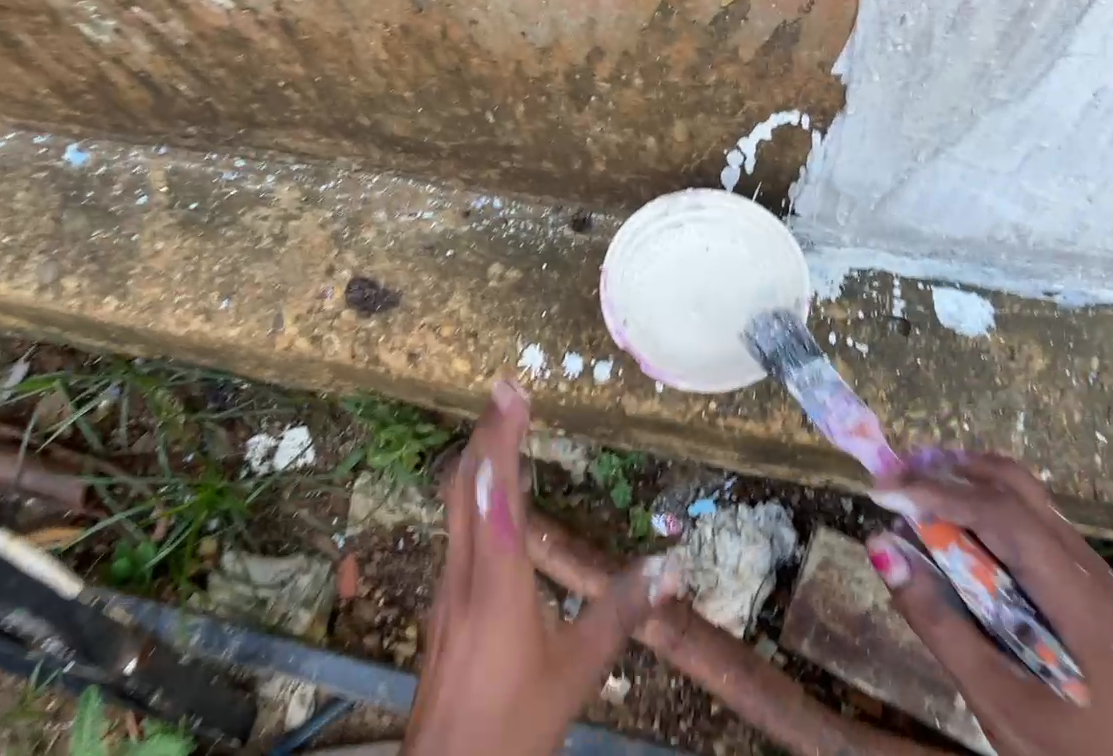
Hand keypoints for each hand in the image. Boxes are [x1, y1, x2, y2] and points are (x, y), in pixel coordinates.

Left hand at [403, 380, 680, 754]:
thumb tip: (669, 567)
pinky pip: (456, 530)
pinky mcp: (442, 604)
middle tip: (504, 394)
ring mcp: (446, 588)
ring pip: (453, 505)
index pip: (496, 490)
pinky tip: (492, 502)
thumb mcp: (578, 671)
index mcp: (498, 582)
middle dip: (482, 432)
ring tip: (499, 430)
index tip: (509, 390)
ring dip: (474, 460)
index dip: (502, 435)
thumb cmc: (515, 723)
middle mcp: (463, 573)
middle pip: (463, 484)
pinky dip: (472, 496)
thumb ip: (621, 613)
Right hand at [868, 453, 1112, 755]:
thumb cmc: (1069, 751)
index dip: (935, 492)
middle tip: (890, 477)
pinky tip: (948, 526)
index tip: (879, 492)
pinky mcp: (1076, 582)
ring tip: (909, 491)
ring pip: (1021, 496)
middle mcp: (1085, 566)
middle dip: (947, 471)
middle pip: (1014, 486)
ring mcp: (1085, 571)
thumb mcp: (995, 696)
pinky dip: (978, 506)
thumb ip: (937, 621)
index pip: (999, 513)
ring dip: (963, 481)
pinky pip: (1024, 521)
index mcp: (1074, 593)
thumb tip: (879, 547)